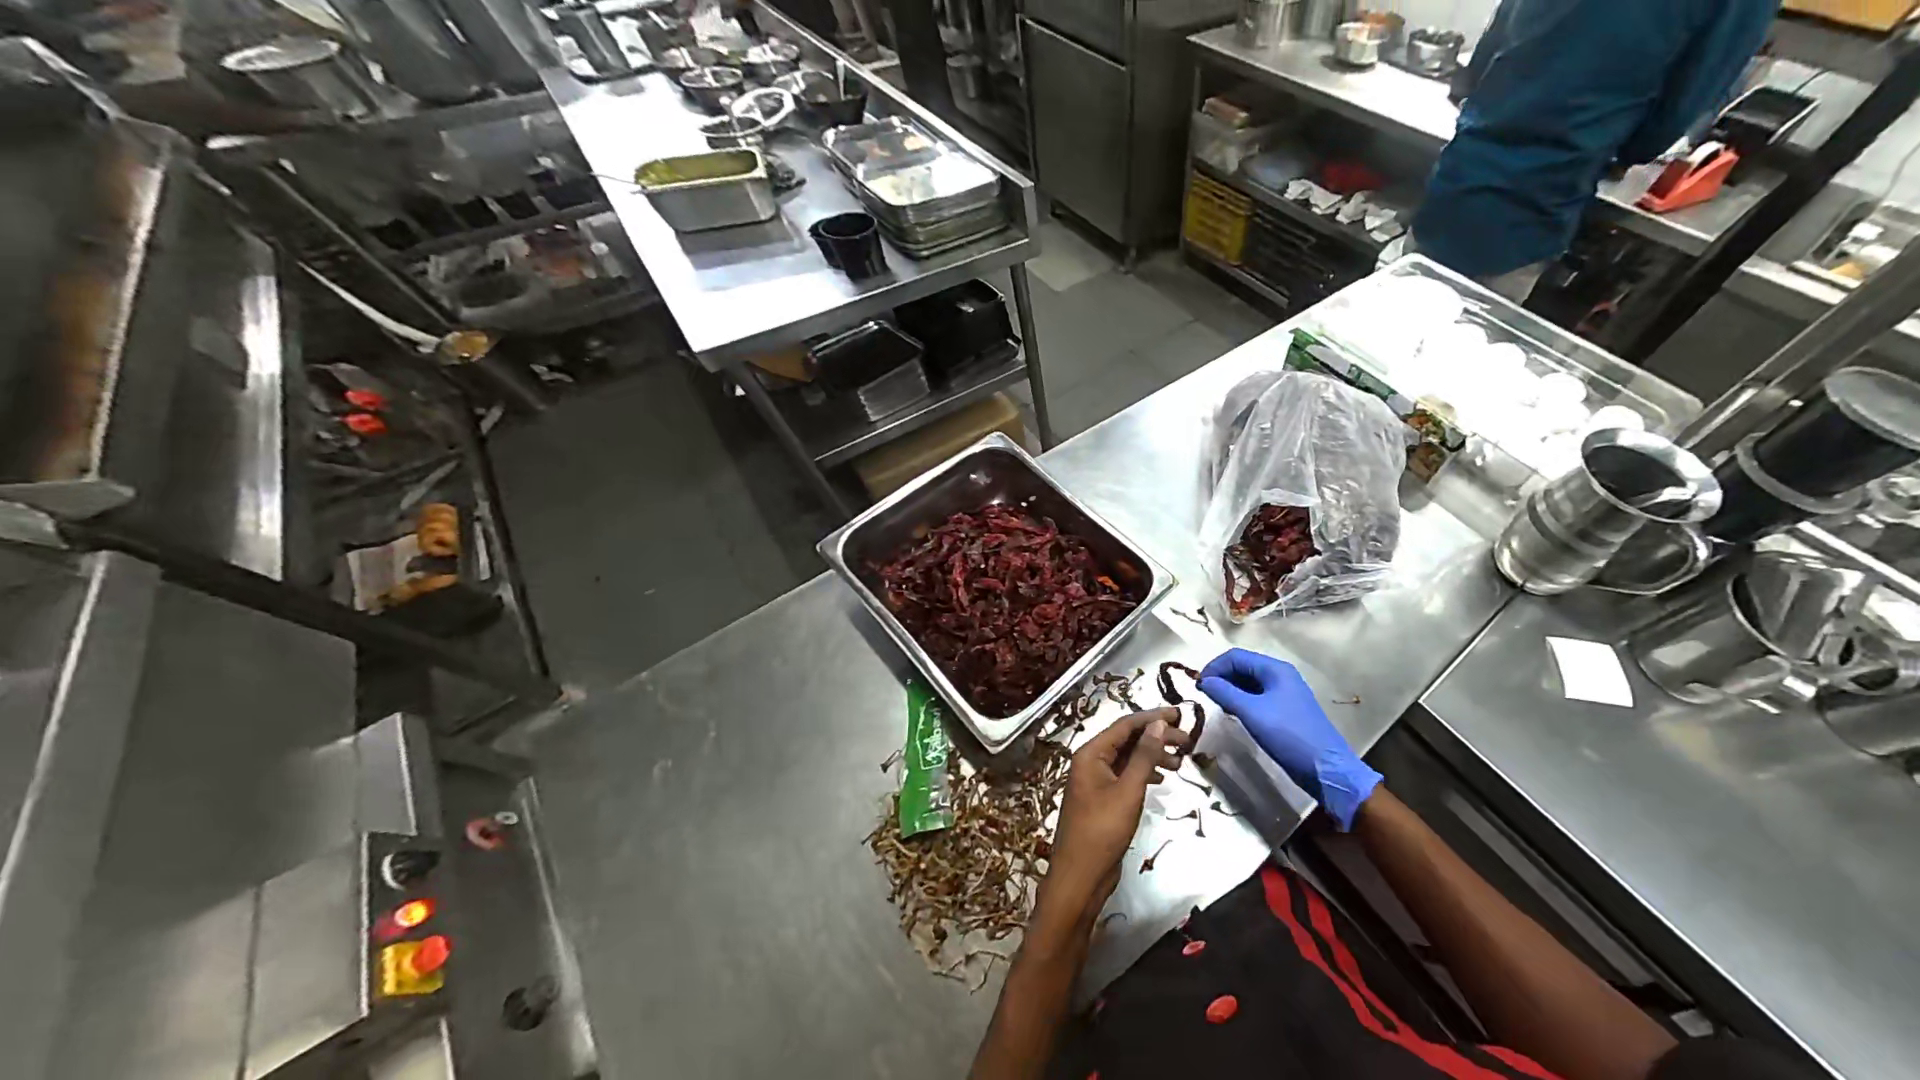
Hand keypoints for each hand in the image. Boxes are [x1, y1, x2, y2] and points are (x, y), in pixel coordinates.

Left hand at [1045, 708, 1189, 914]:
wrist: (1081, 874)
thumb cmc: (1103, 830)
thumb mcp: (1129, 790)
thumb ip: (1144, 755)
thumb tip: (1159, 724)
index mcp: (1090, 753)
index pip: (1125, 725)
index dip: (1153, 718)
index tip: (1180, 715)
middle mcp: (1089, 762)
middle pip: (1126, 740)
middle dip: (1155, 737)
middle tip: (1187, 743)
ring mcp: (1094, 781)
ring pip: (1126, 758)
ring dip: (1151, 756)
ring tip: (1179, 763)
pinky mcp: (1102, 799)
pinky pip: (1124, 776)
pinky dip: (1143, 773)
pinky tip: (1160, 779)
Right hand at [1197, 648, 1380, 830]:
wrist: (1325, 769)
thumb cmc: (1288, 736)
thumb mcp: (1251, 713)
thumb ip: (1225, 693)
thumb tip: (1203, 681)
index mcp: (1275, 669)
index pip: (1235, 656)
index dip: (1214, 667)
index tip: (1198, 686)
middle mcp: (1280, 675)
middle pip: (1242, 666)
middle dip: (1221, 677)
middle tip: (1204, 695)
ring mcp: (1284, 692)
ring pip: (1249, 682)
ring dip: (1229, 689)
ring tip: (1216, 704)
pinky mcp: (1285, 709)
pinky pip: (1257, 696)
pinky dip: (1241, 700)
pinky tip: (1233, 712)